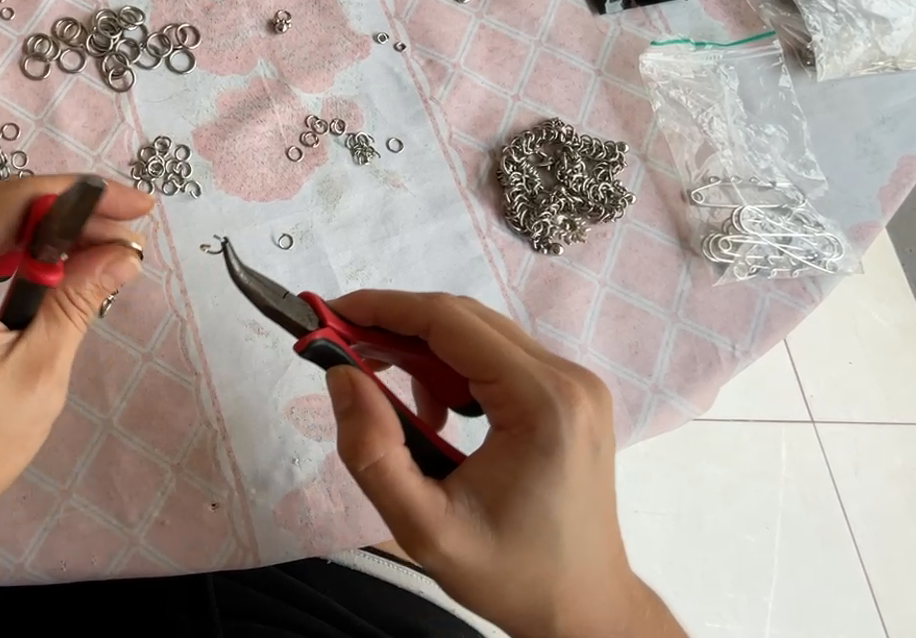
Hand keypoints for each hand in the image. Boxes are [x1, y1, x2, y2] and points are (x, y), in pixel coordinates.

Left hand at [0, 174, 152, 564]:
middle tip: (127, 230)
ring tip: (100, 245)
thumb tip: (125, 252)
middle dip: (67, 210)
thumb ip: (77, 300)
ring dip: (43, 227)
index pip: (15, 199)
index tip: (138, 208)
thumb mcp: (36, 373)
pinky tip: (51, 265)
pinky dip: (12, 248)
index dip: (81, 194)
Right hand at [323, 293, 681, 637]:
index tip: (326, 317)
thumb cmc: (511, 576)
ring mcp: (572, 382)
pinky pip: (489, 350)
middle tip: (340, 348)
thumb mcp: (423, 528)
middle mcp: (566, 378)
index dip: (380, 308)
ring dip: (416, 344)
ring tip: (379, 385)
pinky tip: (430, 409)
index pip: (447, 320)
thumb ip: (371, 451)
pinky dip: (444, 363)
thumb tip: (340, 373)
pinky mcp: (566, 392)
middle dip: (391, 324)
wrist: (589, 614)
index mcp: (542, 403)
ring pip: (471, 328)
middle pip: (458, 317)